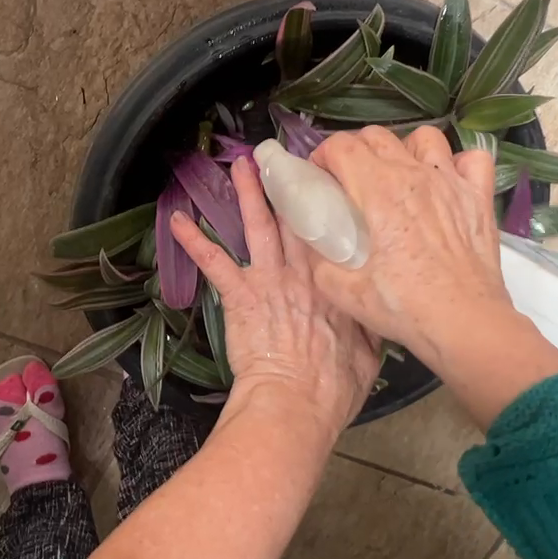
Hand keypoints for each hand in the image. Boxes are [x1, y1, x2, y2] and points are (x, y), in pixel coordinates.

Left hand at [170, 157, 381, 434]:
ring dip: (248, 194)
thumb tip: (379, 298)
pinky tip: (178, 220)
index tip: (325, 174)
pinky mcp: (241, 295)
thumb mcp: (371, 348)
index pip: (332, 231)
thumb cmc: (334, 386)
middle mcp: (304, 272)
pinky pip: (214, 262)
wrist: (296, 404)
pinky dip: (194, 241)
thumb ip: (370, 315)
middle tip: (283, 154)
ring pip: (259, 226)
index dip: (327, 200)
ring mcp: (270, 280)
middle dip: (290, 183)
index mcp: (336, 282)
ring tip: (241, 164)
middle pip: (296, 219)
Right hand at [305, 127, 557, 428]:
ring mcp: (451, 183)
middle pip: (377, 136)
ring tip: (398, 174)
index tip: (320, 176)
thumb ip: (318, 259)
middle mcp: (413, 175)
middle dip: (356, 149)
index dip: (323, 155)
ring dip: (405, 149)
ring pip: (424, 138)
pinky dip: (457, 163)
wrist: (464, 324)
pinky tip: (446, 182)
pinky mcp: (479, 198)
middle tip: (350, 179)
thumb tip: (311, 242)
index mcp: (376, 190)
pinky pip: (472, 159)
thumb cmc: (402, 306)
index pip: (342, 145)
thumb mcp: (340, 289)